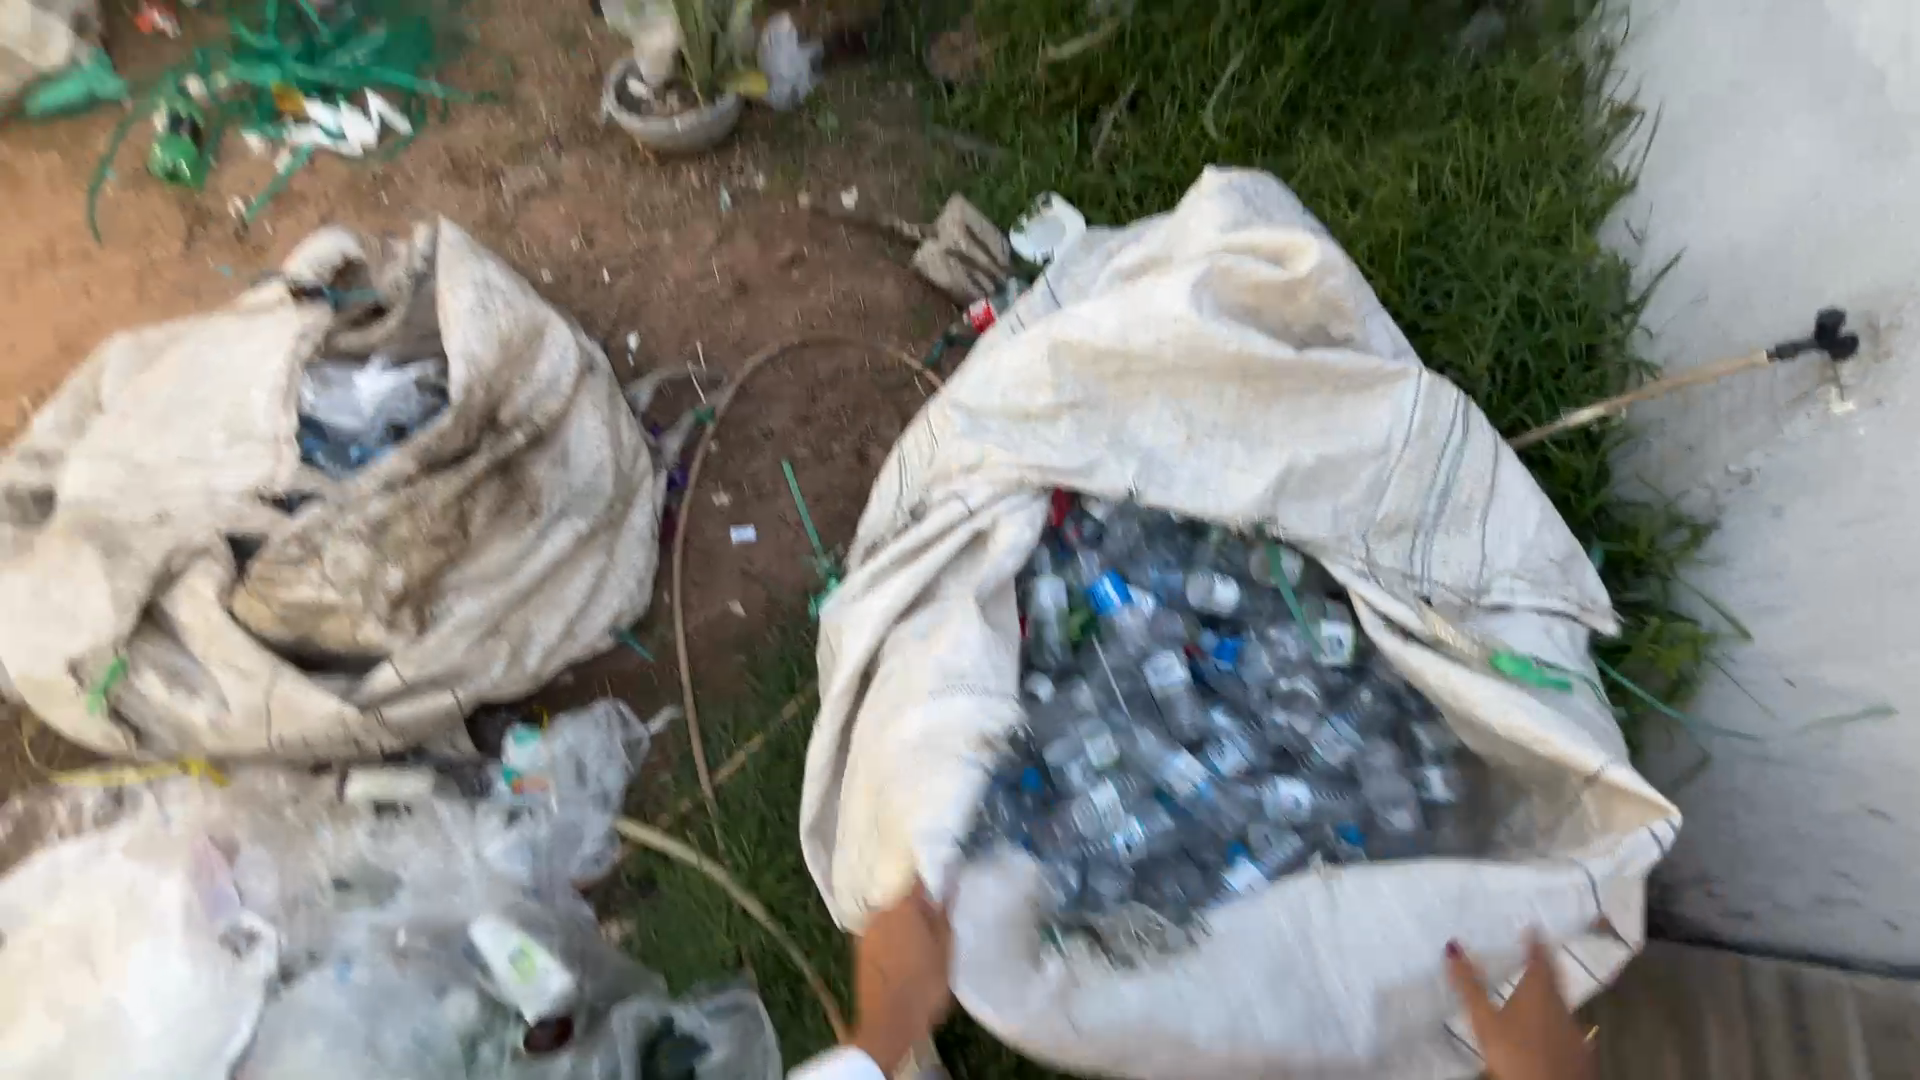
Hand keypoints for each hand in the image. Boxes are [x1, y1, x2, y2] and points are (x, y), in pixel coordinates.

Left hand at [849, 882, 953, 1072]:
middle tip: (931, 930)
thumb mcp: (944, 953)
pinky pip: (878, 937)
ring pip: (889, 921)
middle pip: (902, 902)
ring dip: (900, 928)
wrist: (886, 1026)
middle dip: (916, 911)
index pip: (918, 882)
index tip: (940, 893)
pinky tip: (897, 960)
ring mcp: (866, 932)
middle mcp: (882, 912)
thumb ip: (945, 917)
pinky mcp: (858, 952)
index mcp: (905, 907)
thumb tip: (949, 887)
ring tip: (915, 949)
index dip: (930, 886)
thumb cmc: (922, 987)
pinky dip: (888, 943)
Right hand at [1445, 936, 1595, 1079]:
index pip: (1540, 960)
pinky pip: (1566, 1026)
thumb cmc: (1515, 1053)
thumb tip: (1452, 945)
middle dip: (1544, 965)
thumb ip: (1468, 984)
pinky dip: (1554, 1017)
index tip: (1534, 926)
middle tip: (1534, 951)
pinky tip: (1545, 1027)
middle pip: (1554, 981)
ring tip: (1533, 988)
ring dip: (1548, 992)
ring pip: (1561, 1005)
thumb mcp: (1484, 1019)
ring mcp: (1575, 1033)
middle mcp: (1562, 1007)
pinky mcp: (1580, 1055)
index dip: (1536, 942)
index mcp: (1539, 993)